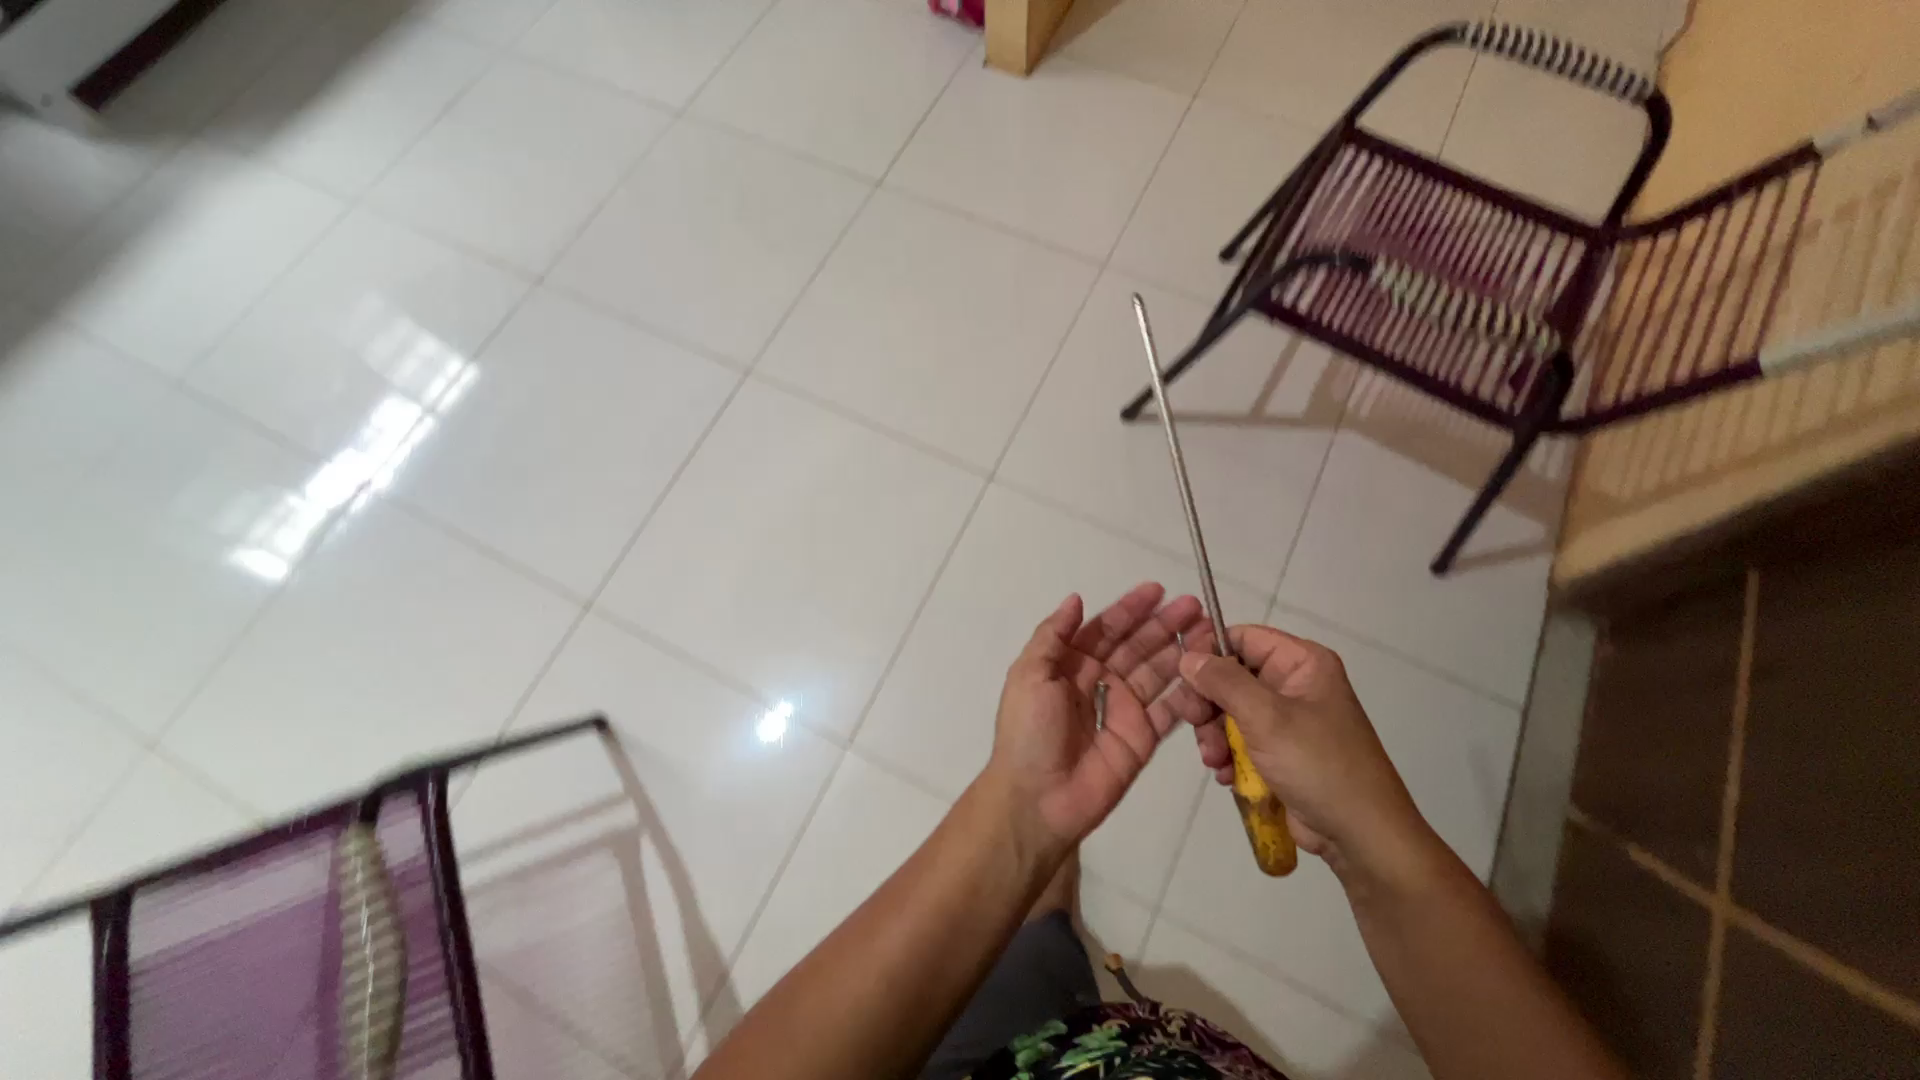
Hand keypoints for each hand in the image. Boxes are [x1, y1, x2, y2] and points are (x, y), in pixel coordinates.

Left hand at [986, 584, 1217, 850]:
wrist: (1038, 798)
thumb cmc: (1028, 732)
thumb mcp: (1029, 676)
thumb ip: (1052, 636)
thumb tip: (1076, 598)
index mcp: (1070, 665)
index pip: (1105, 629)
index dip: (1130, 609)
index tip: (1158, 589)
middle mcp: (1099, 682)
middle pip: (1136, 646)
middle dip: (1164, 625)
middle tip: (1195, 606)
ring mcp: (1123, 710)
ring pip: (1157, 672)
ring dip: (1181, 652)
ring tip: (1209, 631)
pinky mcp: (1143, 738)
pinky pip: (1169, 710)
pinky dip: (1188, 691)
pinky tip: (1208, 671)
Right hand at [1177, 626, 1438, 883]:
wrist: (1360, 834)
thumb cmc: (1319, 765)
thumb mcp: (1267, 717)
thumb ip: (1223, 681)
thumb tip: (1187, 656)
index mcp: (1302, 663)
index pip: (1242, 638)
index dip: (1208, 651)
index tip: (1180, 674)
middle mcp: (1294, 685)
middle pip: (1230, 676)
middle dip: (1208, 702)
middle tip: (1194, 723)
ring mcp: (1286, 720)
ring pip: (1229, 711)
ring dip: (1214, 735)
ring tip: (1214, 760)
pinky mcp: (1279, 752)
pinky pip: (1239, 741)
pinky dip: (1227, 755)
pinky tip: (1226, 774)